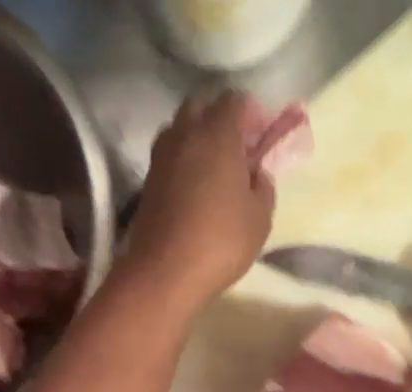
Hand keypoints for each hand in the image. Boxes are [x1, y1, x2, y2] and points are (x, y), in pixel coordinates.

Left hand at [121, 91, 274, 308]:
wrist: (163, 272)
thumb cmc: (220, 241)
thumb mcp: (260, 218)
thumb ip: (263, 187)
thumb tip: (257, 173)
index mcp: (217, 134)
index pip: (234, 100)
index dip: (251, 113)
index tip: (261, 136)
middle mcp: (185, 134)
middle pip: (201, 107)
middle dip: (219, 119)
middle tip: (237, 150)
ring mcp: (161, 156)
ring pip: (181, 130)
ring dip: (198, 139)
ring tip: (214, 169)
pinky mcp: (148, 180)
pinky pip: (170, 156)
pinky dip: (183, 162)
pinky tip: (196, 188)